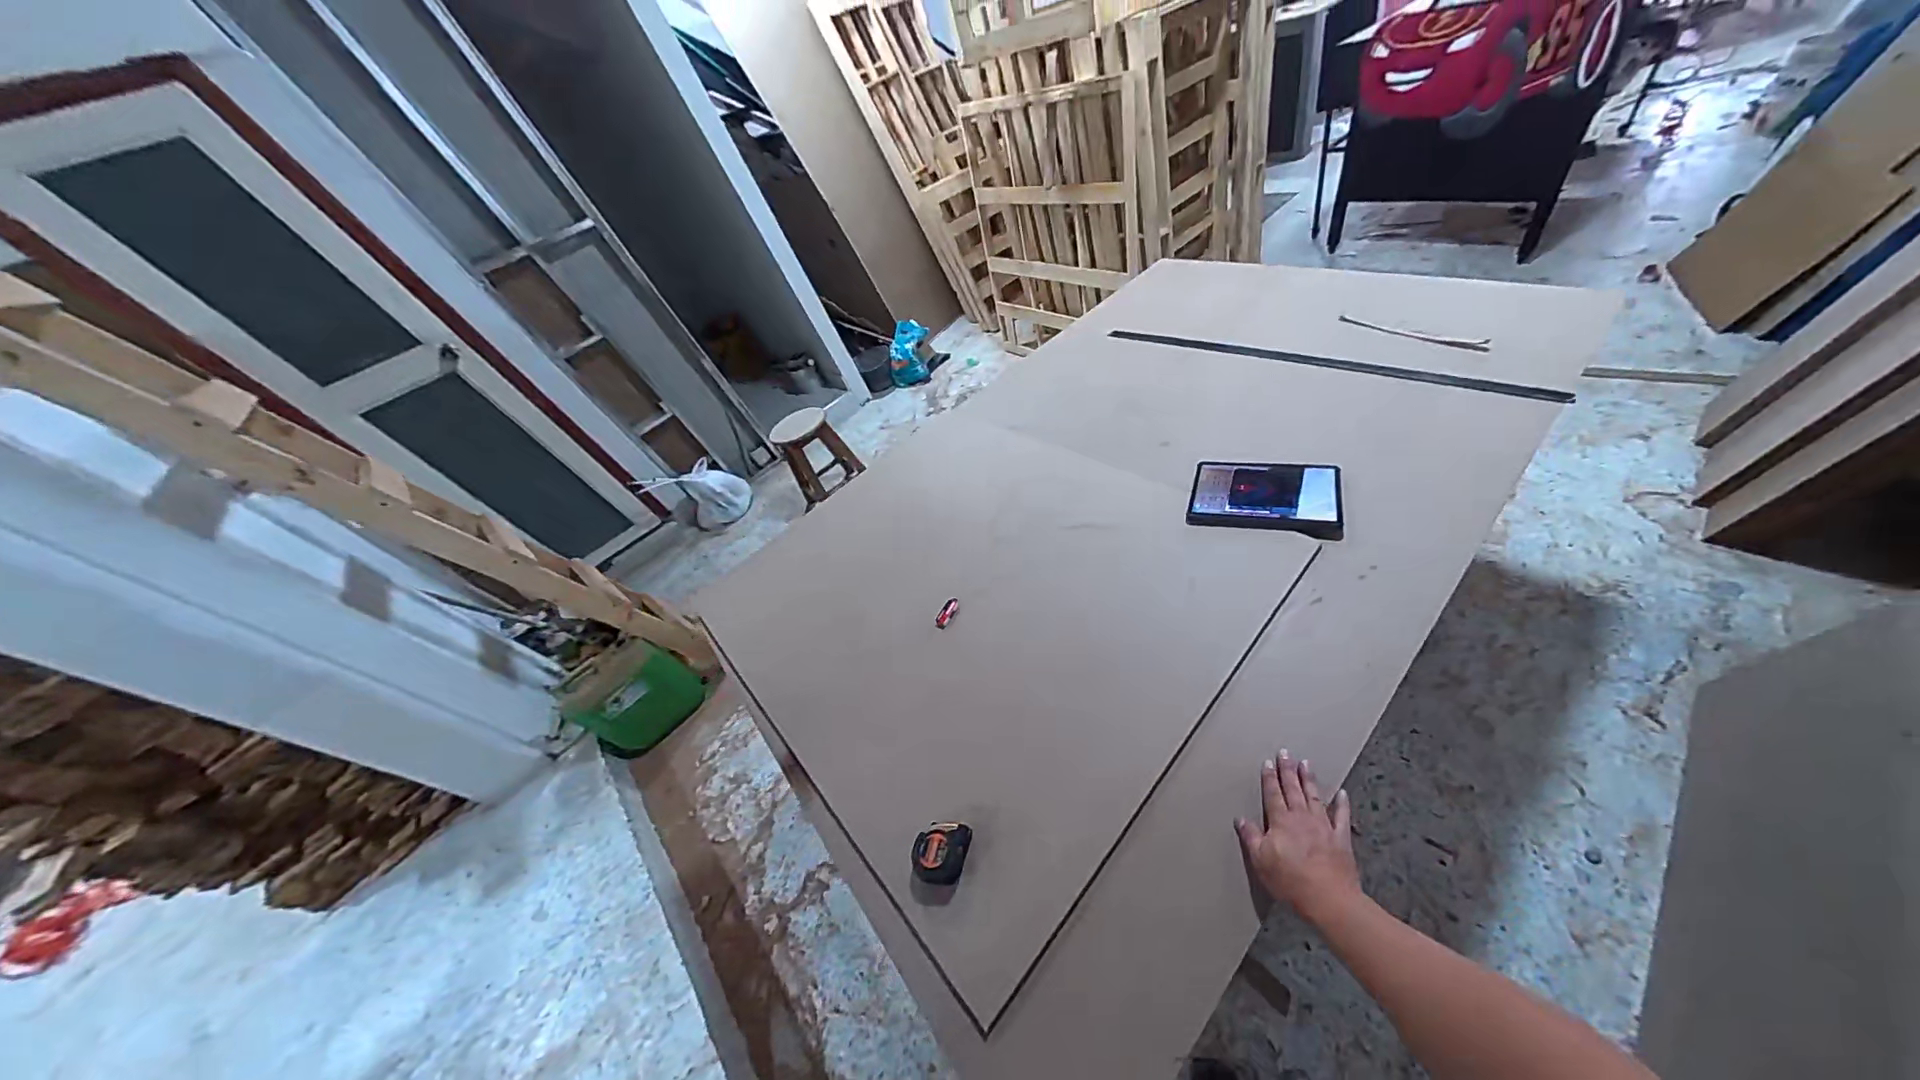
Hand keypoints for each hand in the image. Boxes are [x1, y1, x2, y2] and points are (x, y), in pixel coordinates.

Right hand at [1236, 750, 1361, 923]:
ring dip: (1309, 780)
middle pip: (1293, 789)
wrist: (1329, 900)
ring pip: (1314, 796)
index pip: (1273, 794)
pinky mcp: (1340, 839)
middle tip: (1286, 753)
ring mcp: (1323, 827)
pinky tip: (1341, 794)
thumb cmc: (1291, 882)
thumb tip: (1242, 820)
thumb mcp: (1260, 861)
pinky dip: (1341, 804)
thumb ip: (1251, 837)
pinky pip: (1341, 816)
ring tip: (1306, 764)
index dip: (1269, 778)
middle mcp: (1301, 819)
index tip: (1268, 763)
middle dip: (1288, 770)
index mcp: (1281, 822)